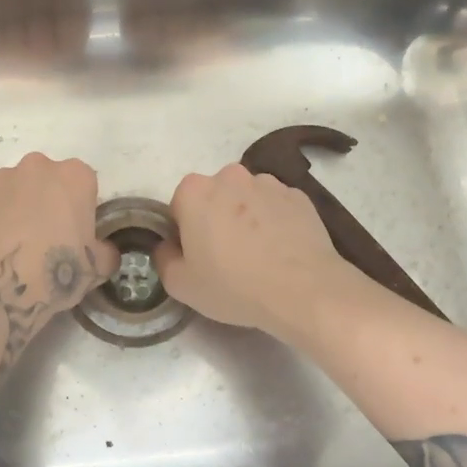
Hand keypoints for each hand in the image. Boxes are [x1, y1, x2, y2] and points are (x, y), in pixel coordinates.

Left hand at [0, 152, 116, 311]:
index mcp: (74, 177)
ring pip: (14, 188)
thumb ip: (105, 250)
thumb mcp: (96, 268)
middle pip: (46, 180)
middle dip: (45, 201)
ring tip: (11, 244)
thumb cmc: (55, 273)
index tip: (72, 233)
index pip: (83, 184)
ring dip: (16, 207)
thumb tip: (103, 249)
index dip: (79, 209)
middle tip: (41, 238)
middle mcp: (37, 166)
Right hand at [155, 163, 353, 337]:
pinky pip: (276, 207)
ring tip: (260, 256)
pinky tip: (282, 251)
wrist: (304, 290)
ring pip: (247, 199)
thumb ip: (163, 259)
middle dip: (216, 220)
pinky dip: (275, 222)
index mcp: (194, 192)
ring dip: (247, 218)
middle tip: (227, 258)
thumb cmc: (234, 285)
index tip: (198, 258)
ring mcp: (268, 183)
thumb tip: (167, 247)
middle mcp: (230, 176)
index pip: (178, 207)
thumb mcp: (181, 285)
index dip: (184, 234)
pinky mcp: (299, 196)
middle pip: (214, 197)